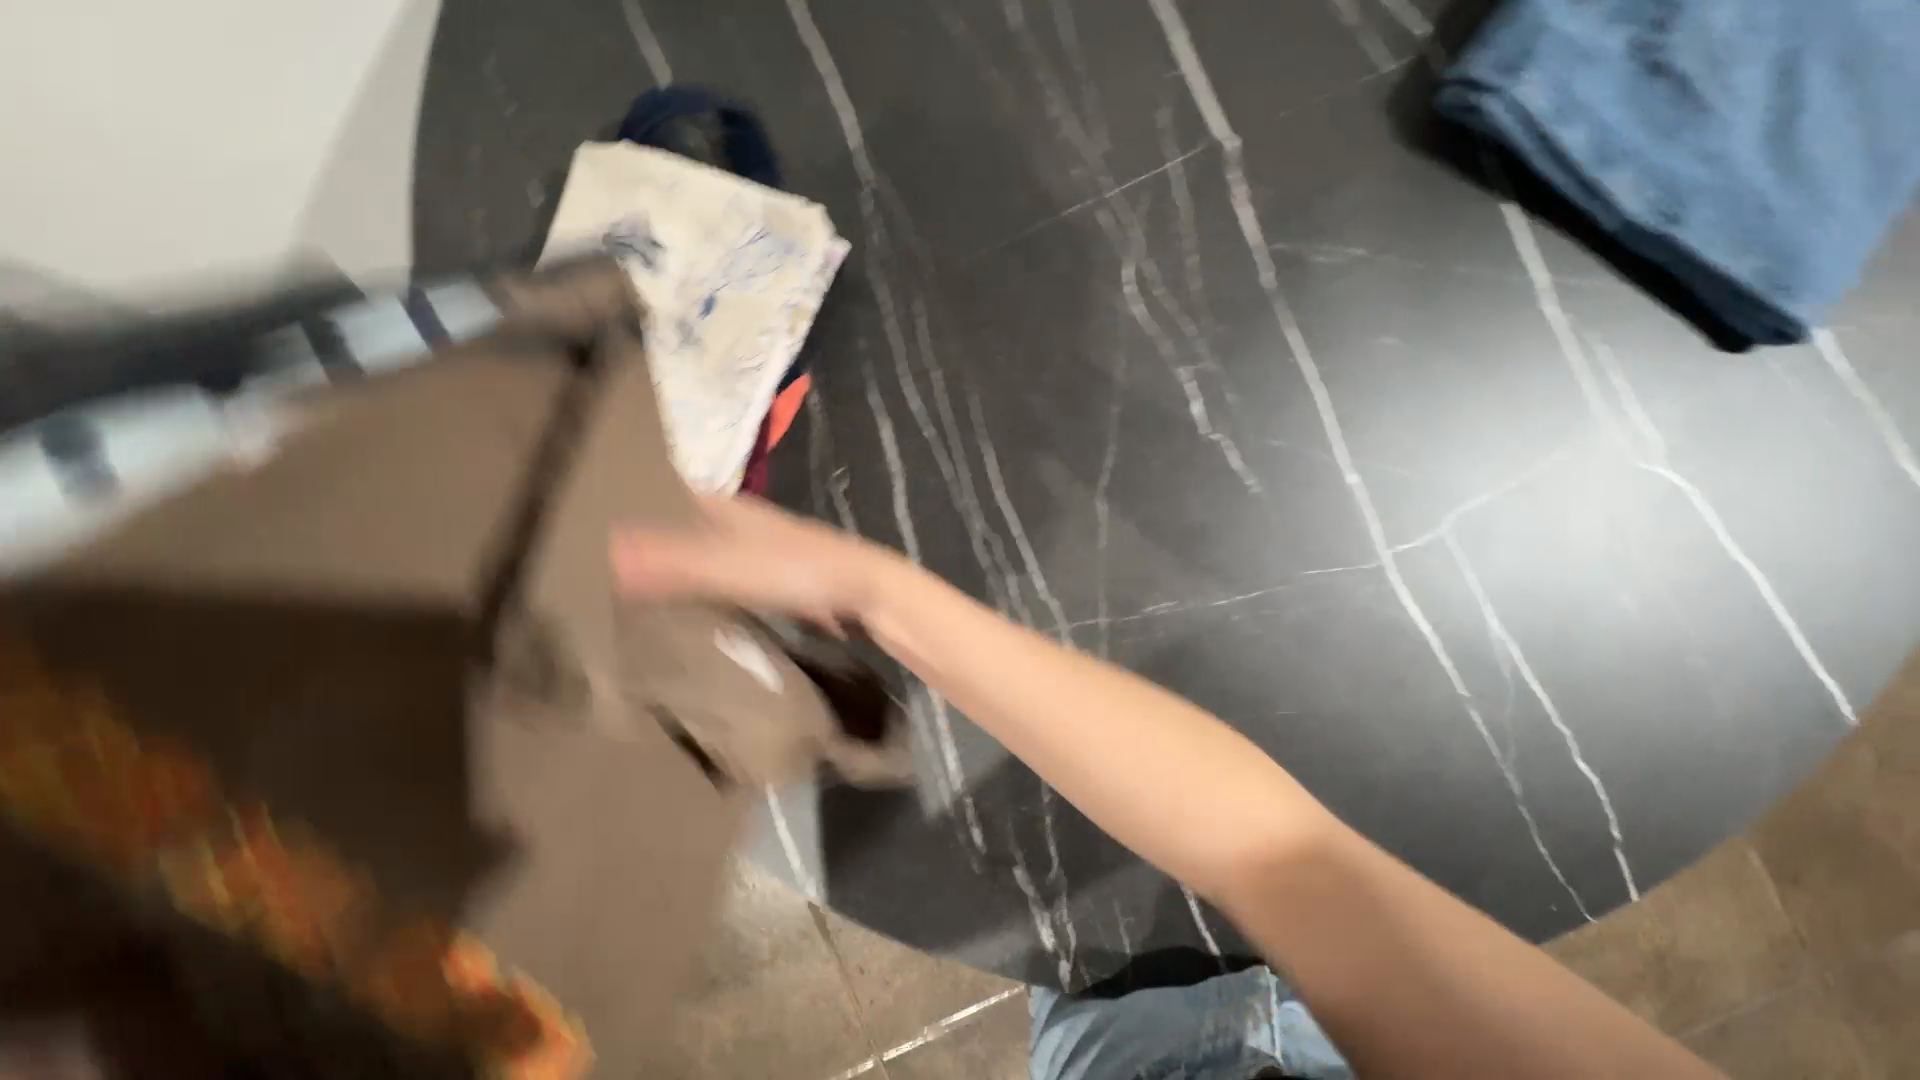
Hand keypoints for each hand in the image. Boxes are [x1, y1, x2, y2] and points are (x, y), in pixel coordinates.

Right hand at [610, 495, 899, 627]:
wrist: (869, 596)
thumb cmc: (803, 571)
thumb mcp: (733, 565)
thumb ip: (674, 562)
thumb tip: (603, 553)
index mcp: (724, 507)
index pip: (662, 491)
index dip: (623, 498)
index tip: (577, 516)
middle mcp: (735, 523)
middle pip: (677, 525)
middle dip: (639, 539)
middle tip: (585, 564)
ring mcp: (754, 553)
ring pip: (698, 555)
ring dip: (668, 568)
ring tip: (616, 592)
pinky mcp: (768, 583)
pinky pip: (718, 584)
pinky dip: (696, 593)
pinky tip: (676, 614)